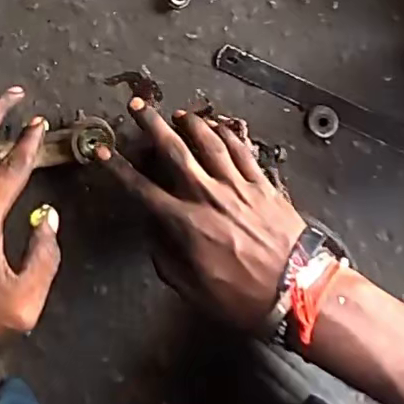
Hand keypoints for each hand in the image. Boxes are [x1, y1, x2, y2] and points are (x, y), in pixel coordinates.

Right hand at [100, 98, 307, 334]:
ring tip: (177, 114)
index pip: (142, 189)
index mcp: (187, 223)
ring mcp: (236, 186)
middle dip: (151, 124)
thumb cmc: (245, 298)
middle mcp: (208, 196)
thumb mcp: (195, 291)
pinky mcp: (260, 184)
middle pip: (174, 150)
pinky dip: (227, 134)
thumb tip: (152, 233)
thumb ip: (167, 260)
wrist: (299, 293)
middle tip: (138, 105)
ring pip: (208, 142)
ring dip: (190, 124)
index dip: (119, 168)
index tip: (103, 152)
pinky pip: (241, 150)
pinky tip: (218, 127)